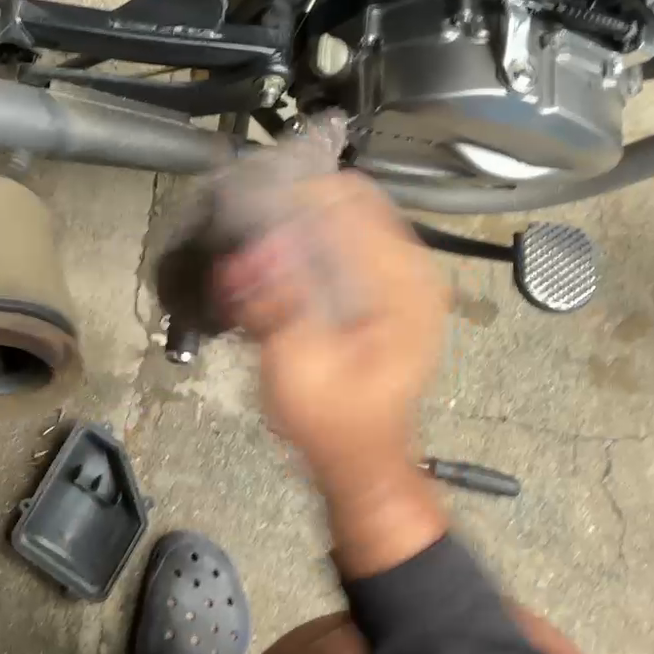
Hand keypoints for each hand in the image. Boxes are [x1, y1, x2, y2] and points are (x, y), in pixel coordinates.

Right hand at [215, 171, 450, 576]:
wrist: (358, 460)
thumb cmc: (335, 421)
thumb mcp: (299, 366)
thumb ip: (279, 303)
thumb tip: (255, 247)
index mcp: (402, 283)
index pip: (350, 198)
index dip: (296, 193)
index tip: (251, 202)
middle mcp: (408, 272)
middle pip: (347, 200)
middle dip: (293, 203)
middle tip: (245, 216)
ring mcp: (397, 279)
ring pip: (342, 218)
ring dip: (296, 220)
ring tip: (252, 234)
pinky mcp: (380, 291)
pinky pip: (341, 242)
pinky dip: (305, 240)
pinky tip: (273, 257)